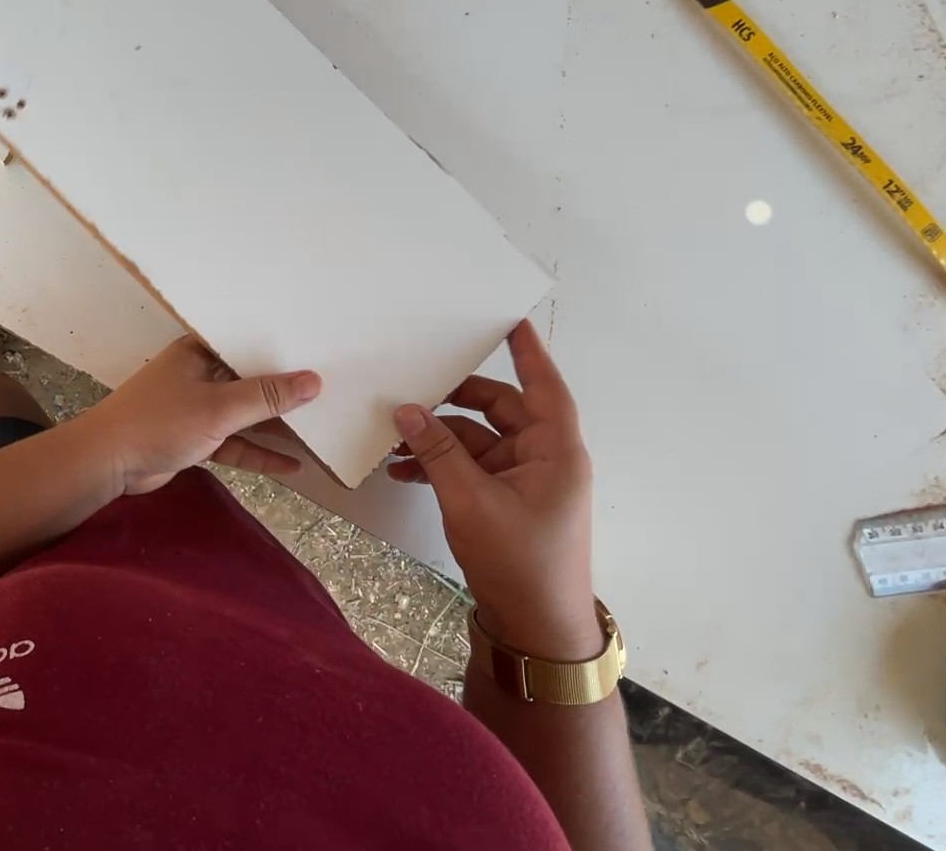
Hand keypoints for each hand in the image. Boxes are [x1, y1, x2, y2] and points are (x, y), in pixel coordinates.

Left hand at [81, 336, 320, 493]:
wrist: (109, 462)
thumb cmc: (160, 422)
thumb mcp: (219, 407)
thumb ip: (266, 396)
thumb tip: (314, 381)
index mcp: (199, 352)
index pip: (247, 343)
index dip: (282, 349)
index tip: (322, 351)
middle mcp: (199, 374)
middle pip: (249, 380)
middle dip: (285, 391)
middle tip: (334, 394)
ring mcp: (196, 408)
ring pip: (244, 414)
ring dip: (275, 426)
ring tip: (321, 432)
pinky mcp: (194, 438)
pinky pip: (234, 442)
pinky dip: (258, 453)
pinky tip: (292, 466)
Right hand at [388, 321, 601, 661]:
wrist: (534, 624)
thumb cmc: (518, 558)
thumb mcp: (470, 501)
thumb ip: (438, 452)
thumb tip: (407, 410)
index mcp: (554, 452)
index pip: (544, 389)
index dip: (529, 354)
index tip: (512, 322)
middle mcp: (541, 458)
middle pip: (498, 411)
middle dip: (453, 402)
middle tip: (411, 390)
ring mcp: (521, 480)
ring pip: (474, 440)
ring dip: (436, 439)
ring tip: (392, 441)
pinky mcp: (502, 499)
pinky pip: (467, 466)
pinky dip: (438, 464)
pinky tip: (402, 471)